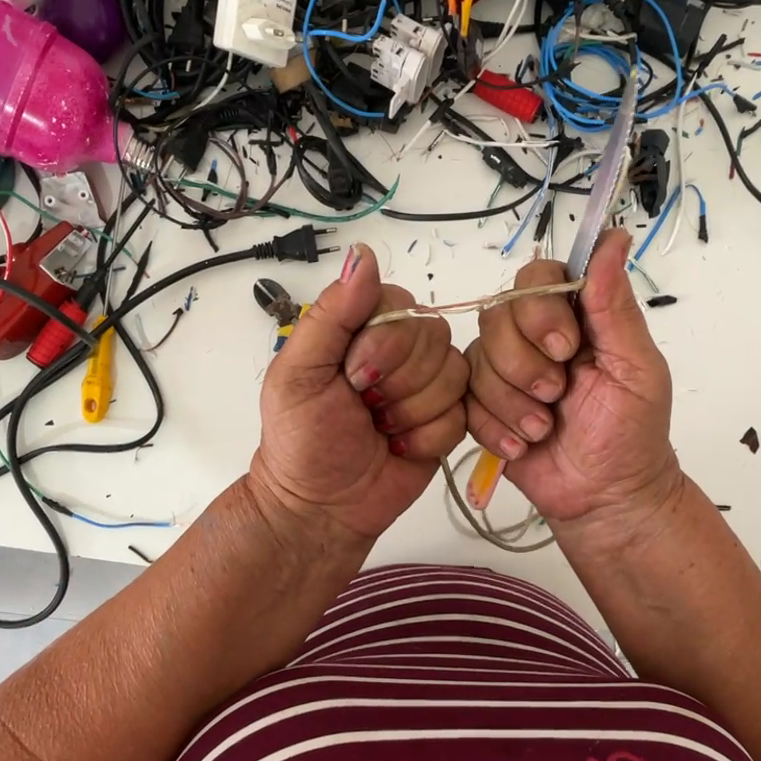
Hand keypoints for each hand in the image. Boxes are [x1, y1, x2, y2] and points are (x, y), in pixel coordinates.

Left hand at [251, 243, 468, 540]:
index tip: (352, 378)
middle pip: (433, 337)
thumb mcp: (298, 374)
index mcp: (363, 328)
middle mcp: (401, 350)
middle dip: (397, 382)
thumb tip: (363, 254)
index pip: (401, 303)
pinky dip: (427, 437)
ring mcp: (427, 385)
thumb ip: (331, 315)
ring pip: (453, 375)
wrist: (322, 506)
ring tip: (381, 429)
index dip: (385, 342)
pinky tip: (399, 448)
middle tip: (364, 408)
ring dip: (411, 411)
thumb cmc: (301, 440)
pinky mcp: (447, 420)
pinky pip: (461, 413)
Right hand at [463, 229, 680, 527]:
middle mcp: (533, 337)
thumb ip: (616, 307)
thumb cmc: (631, 435)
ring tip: (545, 430)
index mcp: (575, 318)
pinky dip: (496, 428)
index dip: (540, 309)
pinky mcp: (481, 408)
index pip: (536, 277)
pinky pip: (465, 401)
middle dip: (526, 364)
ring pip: (478, 361)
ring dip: (514, 404)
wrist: (604, 500)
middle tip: (558, 397)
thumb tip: (612, 238)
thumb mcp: (636, 370)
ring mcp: (504, 373)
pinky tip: (524, 447)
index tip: (567, 349)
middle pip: (497, 316)